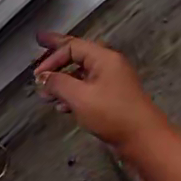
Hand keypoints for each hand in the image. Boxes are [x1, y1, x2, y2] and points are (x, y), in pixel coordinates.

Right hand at [32, 32, 173, 151]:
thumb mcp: (79, 97)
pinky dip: (72, 94)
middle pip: (78, 53)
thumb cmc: (113, 114)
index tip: (37, 74)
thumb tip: (43, 77)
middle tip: (40, 41)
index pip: (72, 47)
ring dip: (62, 80)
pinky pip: (87, 89)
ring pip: (81, 74)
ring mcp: (111, 82)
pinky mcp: (111, 98)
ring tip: (45, 90)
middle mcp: (108, 65)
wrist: (143, 139)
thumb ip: (58, 83)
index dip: (52, 58)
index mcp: (104, 58)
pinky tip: (62, 106)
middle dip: (58, 52)